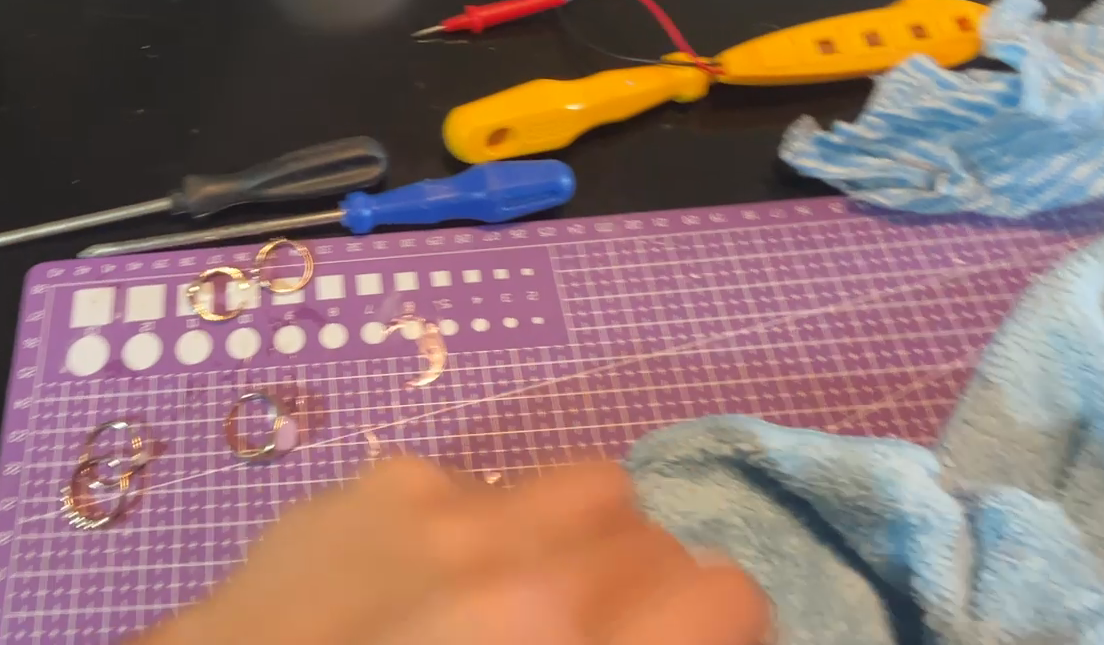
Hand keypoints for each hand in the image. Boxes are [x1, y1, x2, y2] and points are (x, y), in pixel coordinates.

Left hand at [134, 457, 769, 644]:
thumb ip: (611, 642)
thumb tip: (665, 616)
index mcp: (569, 643)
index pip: (722, 591)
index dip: (718, 616)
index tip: (695, 629)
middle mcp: (520, 568)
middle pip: (642, 523)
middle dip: (635, 575)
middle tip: (592, 619)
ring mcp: (444, 505)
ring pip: (572, 483)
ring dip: (561, 534)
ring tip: (507, 583)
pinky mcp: (381, 476)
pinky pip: (475, 481)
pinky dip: (472, 524)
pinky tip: (417, 569)